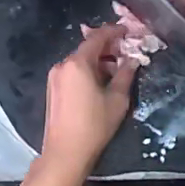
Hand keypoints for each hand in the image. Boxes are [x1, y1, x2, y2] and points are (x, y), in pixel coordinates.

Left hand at [38, 25, 138, 178]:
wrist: (64, 154)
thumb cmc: (94, 126)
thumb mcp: (117, 99)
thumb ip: (125, 74)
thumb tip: (132, 60)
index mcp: (78, 63)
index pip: (97, 38)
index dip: (114, 32)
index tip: (127, 31)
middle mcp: (63, 65)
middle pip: (87, 48)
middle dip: (107, 48)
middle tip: (126, 53)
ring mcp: (55, 77)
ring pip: (80, 60)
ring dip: (98, 61)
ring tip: (116, 71)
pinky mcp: (52, 89)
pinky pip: (72, 71)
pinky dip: (87, 71)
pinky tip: (100, 82)